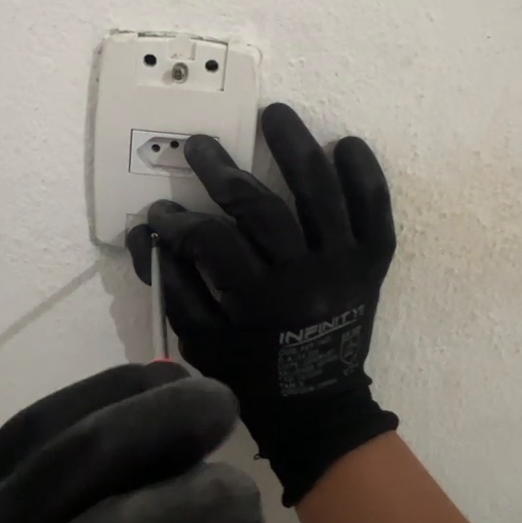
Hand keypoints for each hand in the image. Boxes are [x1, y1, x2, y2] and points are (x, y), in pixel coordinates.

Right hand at [126, 102, 398, 504]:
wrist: (320, 409)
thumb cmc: (253, 377)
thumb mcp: (200, 341)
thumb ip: (173, 285)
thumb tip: (146, 232)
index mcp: (260, 301)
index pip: (213, 241)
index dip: (180, 222)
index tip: (161, 212)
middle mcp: (307, 277)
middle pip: (262, 207)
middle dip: (222, 172)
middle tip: (199, 144)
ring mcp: (347, 266)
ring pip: (322, 194)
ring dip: (295, 148)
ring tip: (274, 113)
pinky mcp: (374, 264)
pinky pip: (375, 210)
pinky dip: (365, 174)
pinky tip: (345, 144)